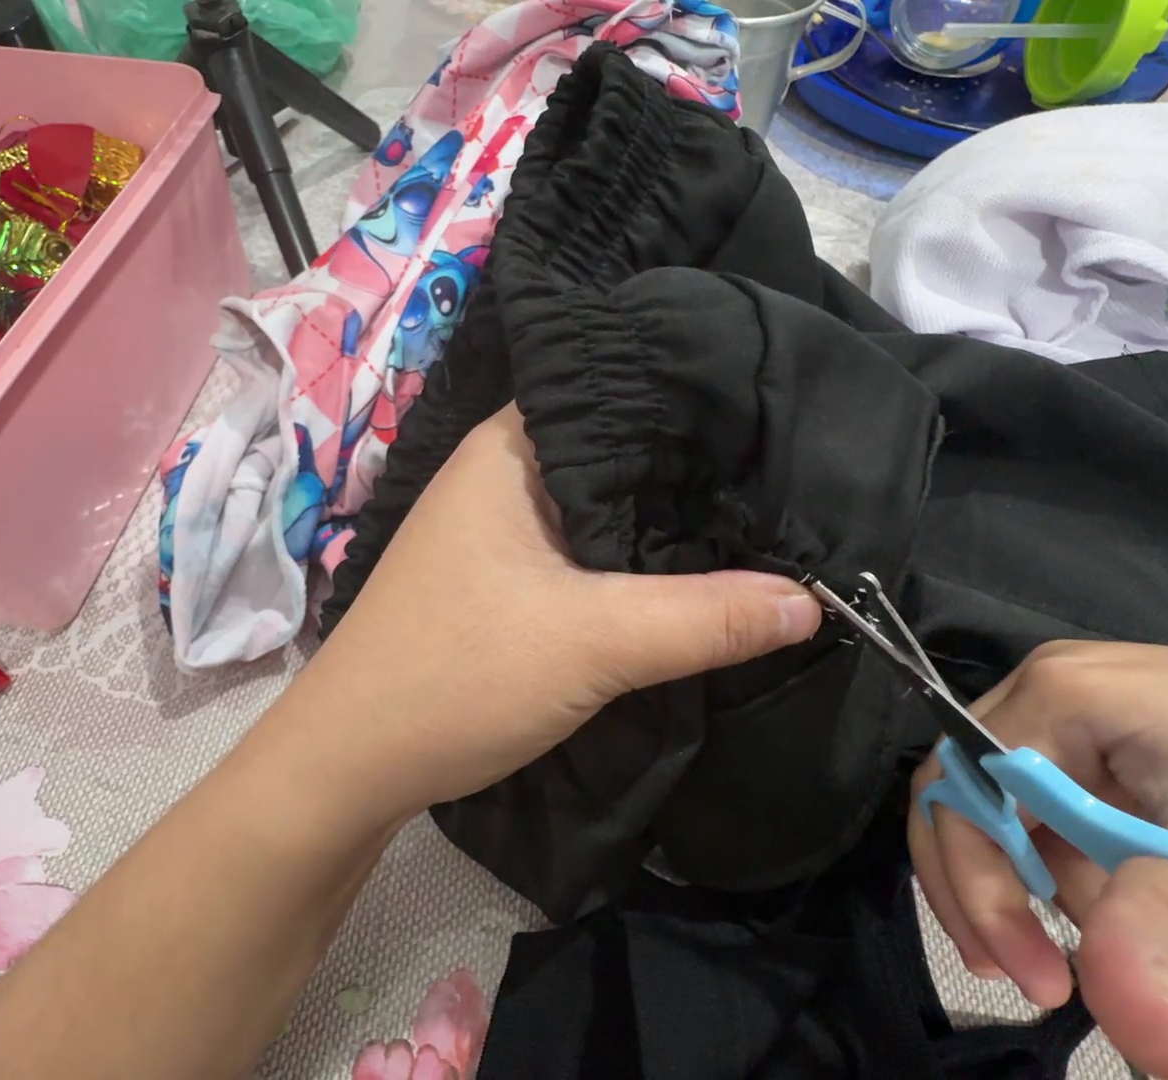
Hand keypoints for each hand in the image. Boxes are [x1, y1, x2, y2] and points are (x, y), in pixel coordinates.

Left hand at [253, 403, 823, 829]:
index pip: (625, 394)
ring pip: (607, 512)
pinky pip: (588, 555)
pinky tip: (692, 578)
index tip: (783, 423)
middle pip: (622, 458)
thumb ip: (705, 618)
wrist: (353, 762)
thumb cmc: (458, 676)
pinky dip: (635, 565)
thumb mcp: (592, 643)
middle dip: (698, 478)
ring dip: (667, 529)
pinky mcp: (505, 578)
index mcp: (512, 447)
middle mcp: (504, 471)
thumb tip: (814, 599)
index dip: (705, 408)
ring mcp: (501, 527)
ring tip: (764, 526)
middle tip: (796, 484)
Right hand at [909, 642, 1167, 1079]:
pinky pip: (1061, 809)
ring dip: (1038, 890)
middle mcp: (1056, 690)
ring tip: (1112, 951)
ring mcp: (1090, 714)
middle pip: (969, 793)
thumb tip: (1134, 1045)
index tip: (1035, 979)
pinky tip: (1133, 910)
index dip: (974, 882)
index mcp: (1062, 694)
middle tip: (1036, 978)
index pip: (961, 787)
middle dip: (989, 889)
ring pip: (1011, 807)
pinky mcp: (1126, 745)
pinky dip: (1078, 874)